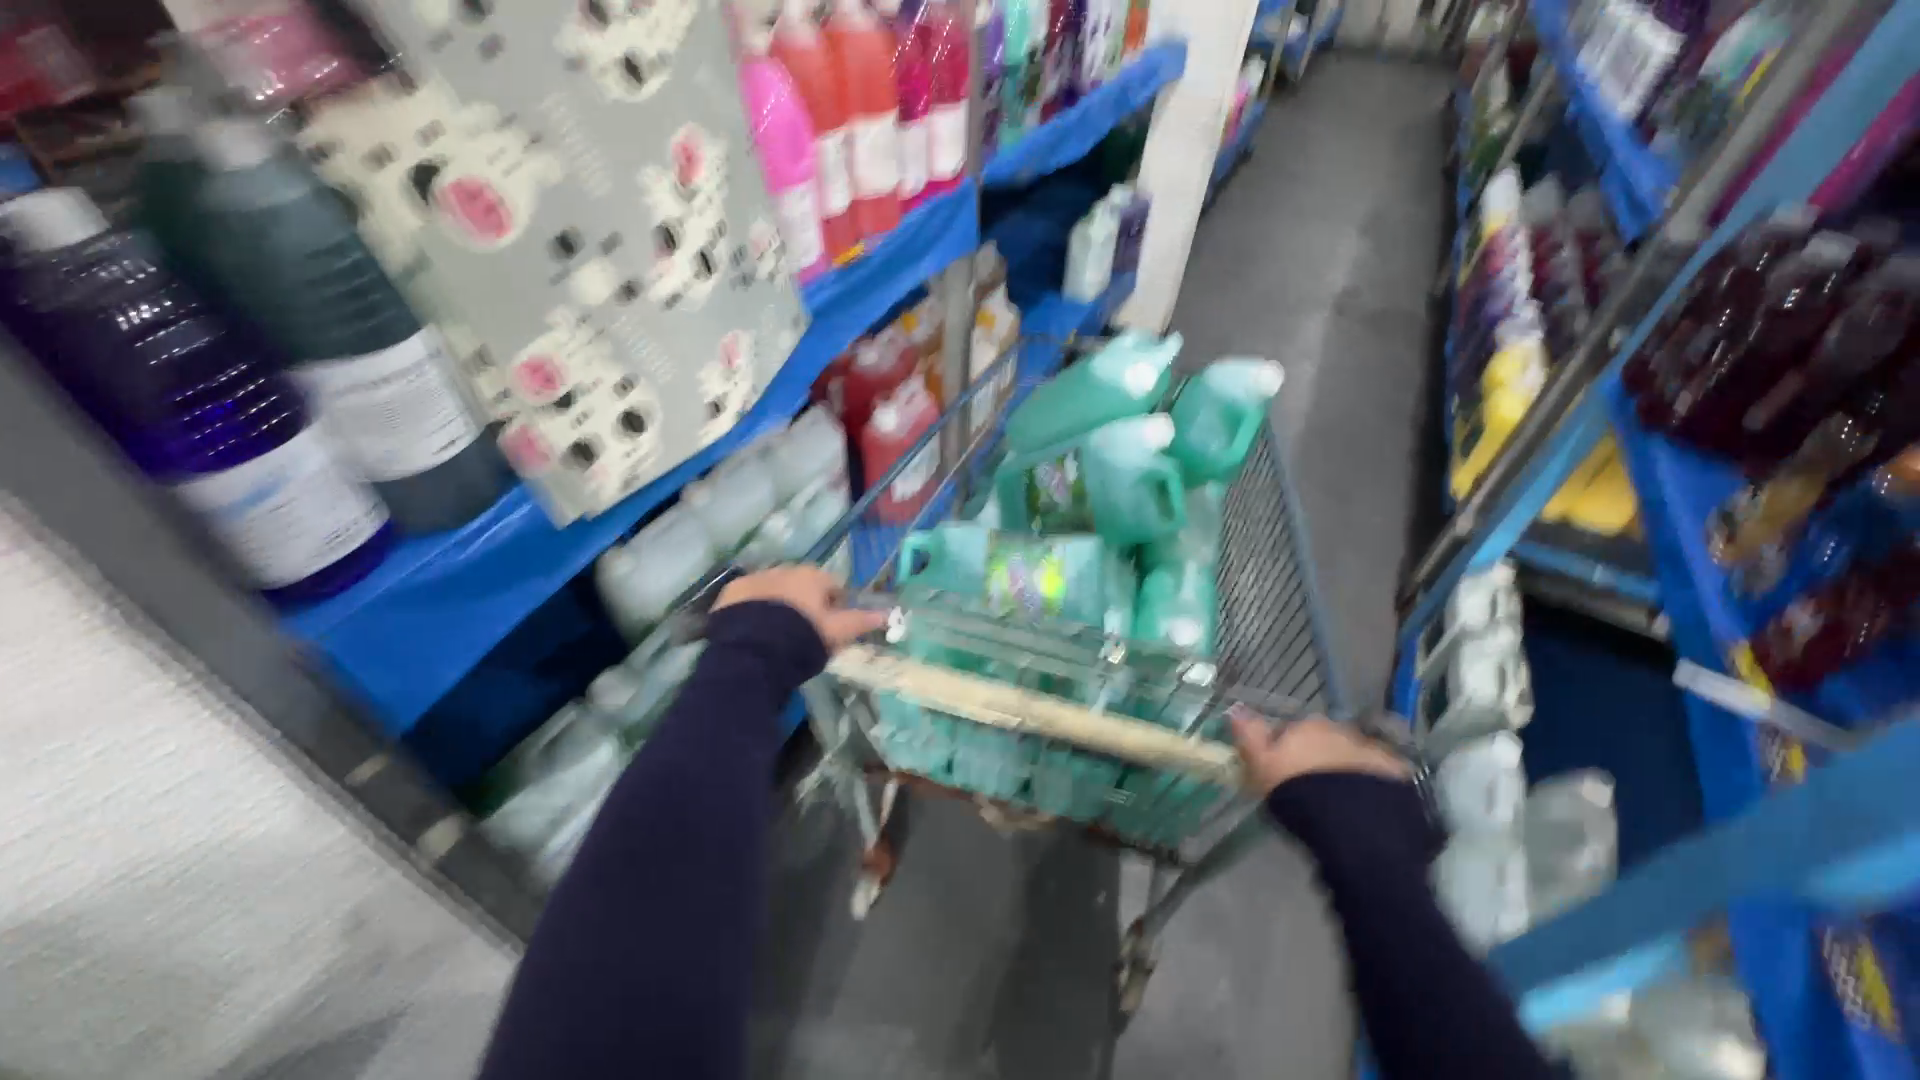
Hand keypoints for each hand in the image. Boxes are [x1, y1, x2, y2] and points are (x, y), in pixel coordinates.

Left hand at [715, 565, 887, 651]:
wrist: (753, 651)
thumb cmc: (803, 639)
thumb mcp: (837, 633)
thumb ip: (861, 622)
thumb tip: (888, 614)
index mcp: (812, 576)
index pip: (833, 585)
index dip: (836, 605)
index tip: (832, 626)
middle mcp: (783, 569)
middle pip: (801, 584)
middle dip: (804, 601)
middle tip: (804, 631)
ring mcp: (754, 579)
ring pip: (773, 589)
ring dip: (777, 604)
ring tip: (777, 634)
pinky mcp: (730, 593)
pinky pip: (747, 598)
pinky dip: (752, 609)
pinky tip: (753, 632)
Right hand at [1229, 707, 1411, 796]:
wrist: (1352, 824)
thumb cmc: (1297, 792)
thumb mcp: (1261, 766)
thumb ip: (1249, 735)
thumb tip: (1233, 707)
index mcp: (1307, 727)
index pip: (1293, 731)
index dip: (1288, 750)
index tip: (1285, 772)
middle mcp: (1341, 730)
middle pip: (1327, 741)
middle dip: (1321, 757)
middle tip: (1315, 787)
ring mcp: (1372, 750)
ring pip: (1354, 756)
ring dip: (1347, 770)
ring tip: (1342, 801)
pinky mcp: (1397, 773)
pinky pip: (1382, 774)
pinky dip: (1375, 784)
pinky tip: (1369, 805)